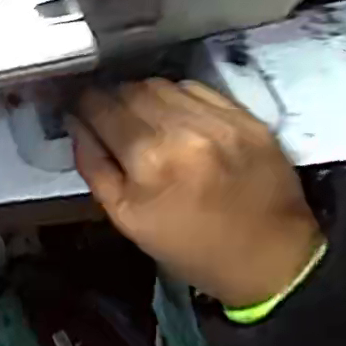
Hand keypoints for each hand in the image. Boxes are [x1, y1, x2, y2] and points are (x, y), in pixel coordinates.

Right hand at [71, 78, 322, 307]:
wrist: (271, 262)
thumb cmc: (190, 246)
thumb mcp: (125, 218)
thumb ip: (92, 164)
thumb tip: (75, 121)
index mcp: (148, 159)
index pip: (100, 105)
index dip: (84, 103)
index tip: (81, 107)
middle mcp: (182, 129)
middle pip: (128, 88)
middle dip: (112, 99)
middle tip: (112, 117)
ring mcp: (218, 119)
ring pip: (160, 83)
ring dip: (143, 96)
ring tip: (146, 119)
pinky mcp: (245, 116)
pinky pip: (195, 87)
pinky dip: (178, 97)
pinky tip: (179, 119)